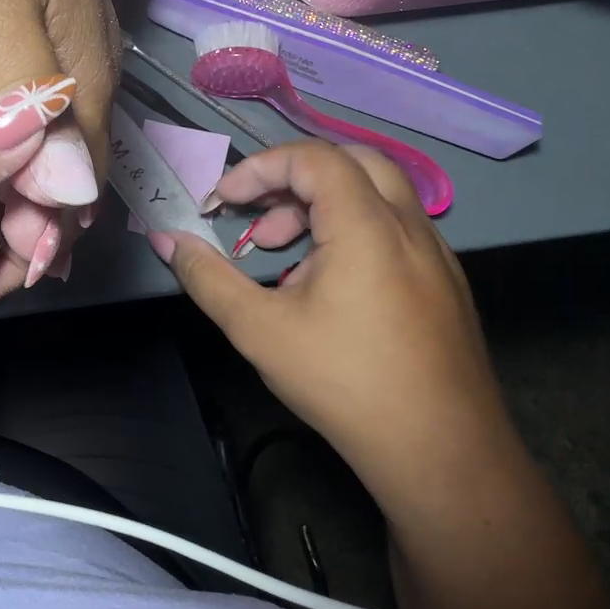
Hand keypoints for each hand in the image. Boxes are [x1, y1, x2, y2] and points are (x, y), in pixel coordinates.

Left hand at [0, 0, 119, 313]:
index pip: (69, 186)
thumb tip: (72, 191)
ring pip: (41, 166)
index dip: (32, 238)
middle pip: (61, 186)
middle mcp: (79, 83)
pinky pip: (22, 136)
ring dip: (7, 216)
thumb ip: (22, 95)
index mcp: (76, 81)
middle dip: (22, 241)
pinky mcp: (27, 56)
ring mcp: (56, 68)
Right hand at [152, 141, 513, 480]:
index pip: (314, 158)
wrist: (441, 450)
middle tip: (253, 212)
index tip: (221, 204)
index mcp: (367, 229)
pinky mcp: (443, 283)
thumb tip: (166, 239)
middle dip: (291, 176)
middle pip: (353, 162)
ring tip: (276, 250)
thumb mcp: (256, 328)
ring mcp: (435, 256)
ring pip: (376, 194)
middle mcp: (410, 229)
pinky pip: (393, 228)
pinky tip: (319, 282)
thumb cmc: (342, 380)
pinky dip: (347, 230)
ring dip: (318, 204)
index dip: (258, 169)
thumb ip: (206, 276)